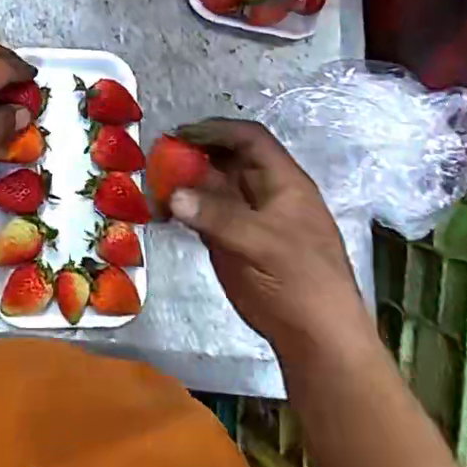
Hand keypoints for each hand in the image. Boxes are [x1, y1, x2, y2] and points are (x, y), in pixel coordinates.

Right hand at [168, 119, 375, 363]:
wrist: (313, 336)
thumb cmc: (300, 281)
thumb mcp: (262, 244)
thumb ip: (218, 217)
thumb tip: (173, 195)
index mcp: (283, 182)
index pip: (249, 139)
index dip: (217, 130)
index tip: (181, 134)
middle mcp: (262, 192)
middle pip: (225, 158)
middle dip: (193, 153)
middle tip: (156, 157)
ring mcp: (244, 217)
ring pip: (210, 186)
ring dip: (182, 181)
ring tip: (152, 183)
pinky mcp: (229, 240)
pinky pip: (201, 214)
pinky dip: (181, 208)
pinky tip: (160, 211)